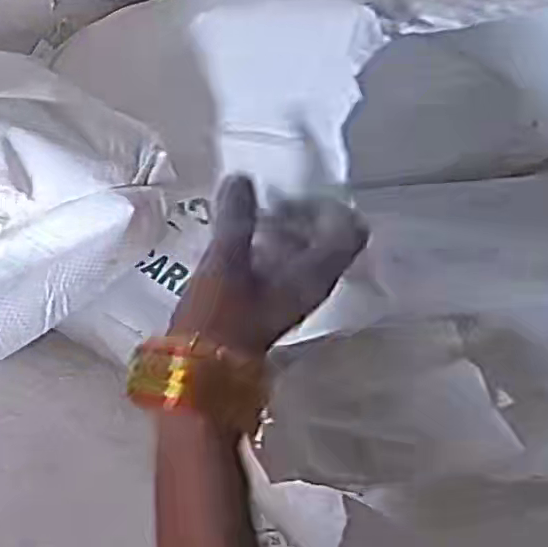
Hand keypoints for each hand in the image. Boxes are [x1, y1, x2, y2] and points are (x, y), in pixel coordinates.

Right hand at [168, 176, 367, 355]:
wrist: (200, 368)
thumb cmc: (219, 314)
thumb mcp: (225, 260)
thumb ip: (235, 218)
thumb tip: (240, 178)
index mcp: (313, 274)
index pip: (347, 230)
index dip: (326, 206)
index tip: (290, 193)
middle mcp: (310, 284)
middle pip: (323, 239)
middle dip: (298, 214)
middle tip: (263, 199)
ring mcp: (288, 296)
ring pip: (298, 253)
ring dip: (278, 230)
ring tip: (244, 216)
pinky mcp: (266, 303)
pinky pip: (276, 267)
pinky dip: (263, 248)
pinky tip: (234, 242)